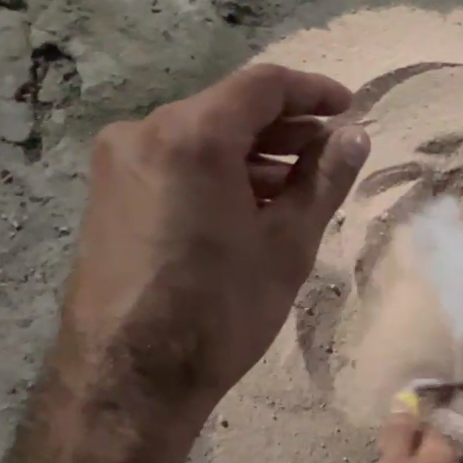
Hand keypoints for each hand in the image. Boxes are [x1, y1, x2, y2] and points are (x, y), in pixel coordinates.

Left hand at [56, 64, 369, 415]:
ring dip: (253, 153)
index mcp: (192, 135)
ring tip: (297, 186)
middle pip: (228, 109)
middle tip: (331, 153)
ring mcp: (119, 162)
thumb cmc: (220, 309)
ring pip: (201, 136)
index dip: (313, 92)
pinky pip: (175, 162)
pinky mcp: (108, 193)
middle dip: (285, 127)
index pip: (264, 86)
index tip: (349, 108)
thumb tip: (354, 137)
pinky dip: (218, 172)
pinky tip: (249, 205)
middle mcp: (145, 132)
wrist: (130, 376)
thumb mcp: (287, 244)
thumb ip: (324, 180)